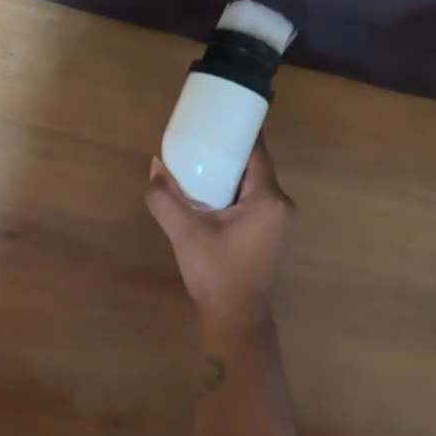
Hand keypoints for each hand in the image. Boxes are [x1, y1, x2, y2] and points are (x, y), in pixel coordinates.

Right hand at [146, 139, 295, 346]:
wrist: (235, 319)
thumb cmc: (216, 274)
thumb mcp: (185, 234)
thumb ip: (167, 199)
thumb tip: (155, 166)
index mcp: (268, 198)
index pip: (257, 150)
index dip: (238, 131)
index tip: (218, 115)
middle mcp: (281, 203)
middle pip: (256, 164)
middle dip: (230, 149)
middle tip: (202, 135)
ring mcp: (278, 218)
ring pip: (254, 181)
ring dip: (231, 170)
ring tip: (202, 158)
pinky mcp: (270, 230)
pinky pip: (254, 197)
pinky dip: (235, 188)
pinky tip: (211, 189)